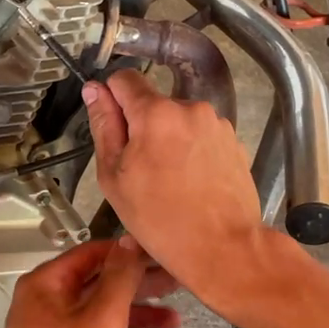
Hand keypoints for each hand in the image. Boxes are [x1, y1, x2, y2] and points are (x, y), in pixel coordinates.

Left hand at [0, 237, 180, 327]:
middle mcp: (44, 303)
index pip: (91, 254)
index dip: (128, 253)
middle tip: (179, 286)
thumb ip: (119, 277)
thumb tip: (129, 239)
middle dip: (139, 288)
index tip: (163, 255)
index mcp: (44, 284)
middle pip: (98, 285)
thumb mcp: (102, 319)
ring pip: (100, 316)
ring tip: (176, 325)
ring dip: (138, 320)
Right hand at [84, 70, 271, 298]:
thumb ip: (104, 126)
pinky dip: (190, 151)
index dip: (112, 98)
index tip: (112, 127)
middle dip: (141, 127)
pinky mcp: (233, 141)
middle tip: (138, 170)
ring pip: (177, 121)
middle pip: (153, 104)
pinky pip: (200, 136)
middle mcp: (190, 108)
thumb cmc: (160, 219)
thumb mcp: (114, 176)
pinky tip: (190, 184)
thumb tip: (94, 91)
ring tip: (168, 181)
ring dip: (168, 140)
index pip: (124, 79)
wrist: (224, 248)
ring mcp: (216, 124)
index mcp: (156, 113)